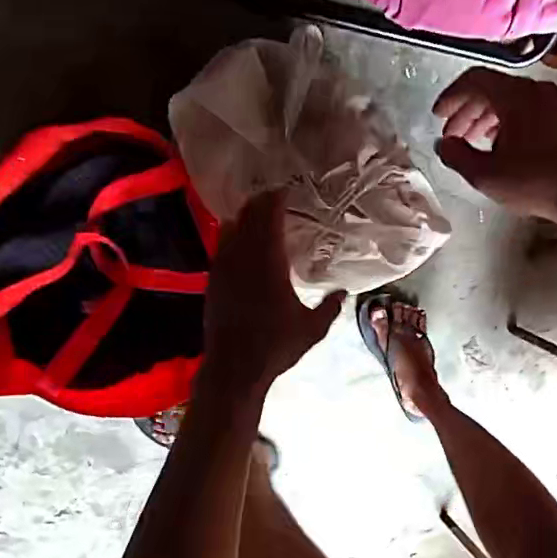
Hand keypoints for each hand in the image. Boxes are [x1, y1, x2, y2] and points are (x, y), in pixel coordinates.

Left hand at [201, 189, 345, 396]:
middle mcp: (242, 259)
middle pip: (247, 216)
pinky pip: (221, 246)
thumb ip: (330, 307)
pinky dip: (231, 235)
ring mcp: (223, 269)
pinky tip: (238, 239)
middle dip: (260, 202)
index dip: (275, 200)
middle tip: (273, 196)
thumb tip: (343, 292)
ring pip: (230, 228)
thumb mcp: (312, 329)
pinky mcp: (213, 281)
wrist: (235, 367)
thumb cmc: (276, 346)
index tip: (286, 190)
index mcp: (269, 263)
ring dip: (244, 216)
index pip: (268, 218)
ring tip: (256, 212)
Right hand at [432, 69, 556, 223]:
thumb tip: (444, 144)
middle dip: (466, 111)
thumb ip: (457, 156)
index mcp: (514, 95)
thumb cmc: (535, 183)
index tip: (438, 116)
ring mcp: (552, 102)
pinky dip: (506, 121)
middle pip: (492, 89)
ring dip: (485, 117)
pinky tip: (499, 145)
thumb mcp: (486, 175)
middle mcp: (535, 90)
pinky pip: (526, 109)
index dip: (451, 97)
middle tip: (452, 135)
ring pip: (509, 99)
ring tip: (471, 142)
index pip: (474, 80)